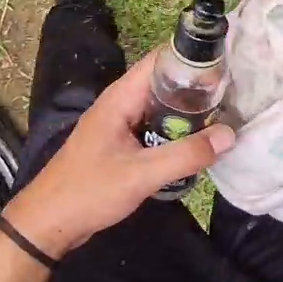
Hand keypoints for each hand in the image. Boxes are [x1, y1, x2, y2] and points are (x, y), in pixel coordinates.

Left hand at [3, 52, 235, 258]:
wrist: (48, 224)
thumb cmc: (89, 191)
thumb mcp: (142, 174)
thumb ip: (186, 155)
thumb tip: (229, 134)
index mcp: (121, 97)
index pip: (161, 59)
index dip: (192, 57)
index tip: (227, 64)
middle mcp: (122, 103)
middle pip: (165, 83)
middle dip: (197, 87)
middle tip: (234, 96)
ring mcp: (121, 124)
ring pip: (162, 108)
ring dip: (189, 113)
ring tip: (224, 118)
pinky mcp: (122, 145)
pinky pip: (155, 128)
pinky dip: (176, 132)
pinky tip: (198, 144)